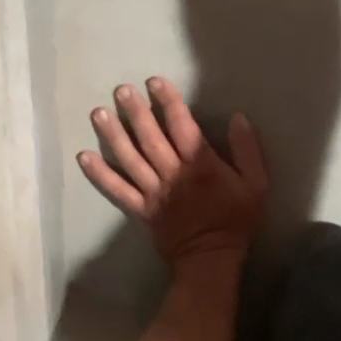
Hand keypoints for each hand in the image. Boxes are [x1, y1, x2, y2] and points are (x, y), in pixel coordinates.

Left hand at [78, 77, 267, 267]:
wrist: (211, 259)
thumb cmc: (236, 220)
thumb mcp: (256, 184)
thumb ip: (248, 150)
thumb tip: (238, 118)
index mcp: (201, 164)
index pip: (182, 126)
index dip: (168, 102)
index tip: (155, 82)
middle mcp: (173, 174)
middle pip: (150, 138)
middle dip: (135, 112)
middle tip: (121, 90)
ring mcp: (153, 192)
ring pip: (130, 159)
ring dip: (113, 135)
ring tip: (98, 113)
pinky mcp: (141, 209)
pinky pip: (117, 190)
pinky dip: (99, 174)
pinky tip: (84, 157)